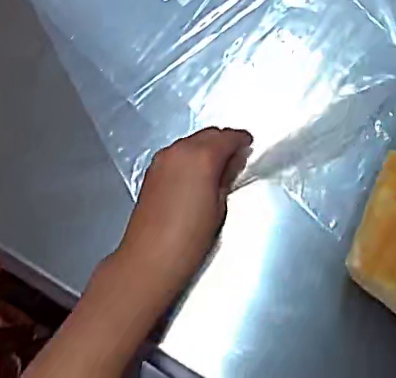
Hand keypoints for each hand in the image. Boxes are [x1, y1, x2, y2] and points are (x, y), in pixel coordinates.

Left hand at [113, 127, 253, 302]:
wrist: (148, 260)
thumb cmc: (190, 239)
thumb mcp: (219, 207)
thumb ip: (228, 176)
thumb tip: (234, 160)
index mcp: (203, 156)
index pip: (228, 137)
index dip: (241, 140)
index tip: (248, 144)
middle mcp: (181, 149)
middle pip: (209, 134)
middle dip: (223, 141)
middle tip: (235, 156)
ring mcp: (163, 158)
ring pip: (192, 141)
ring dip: (206, 147)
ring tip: (216, 166)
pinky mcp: (152, 169)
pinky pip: (177, 152)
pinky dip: (190, 155)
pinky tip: (194, 173)